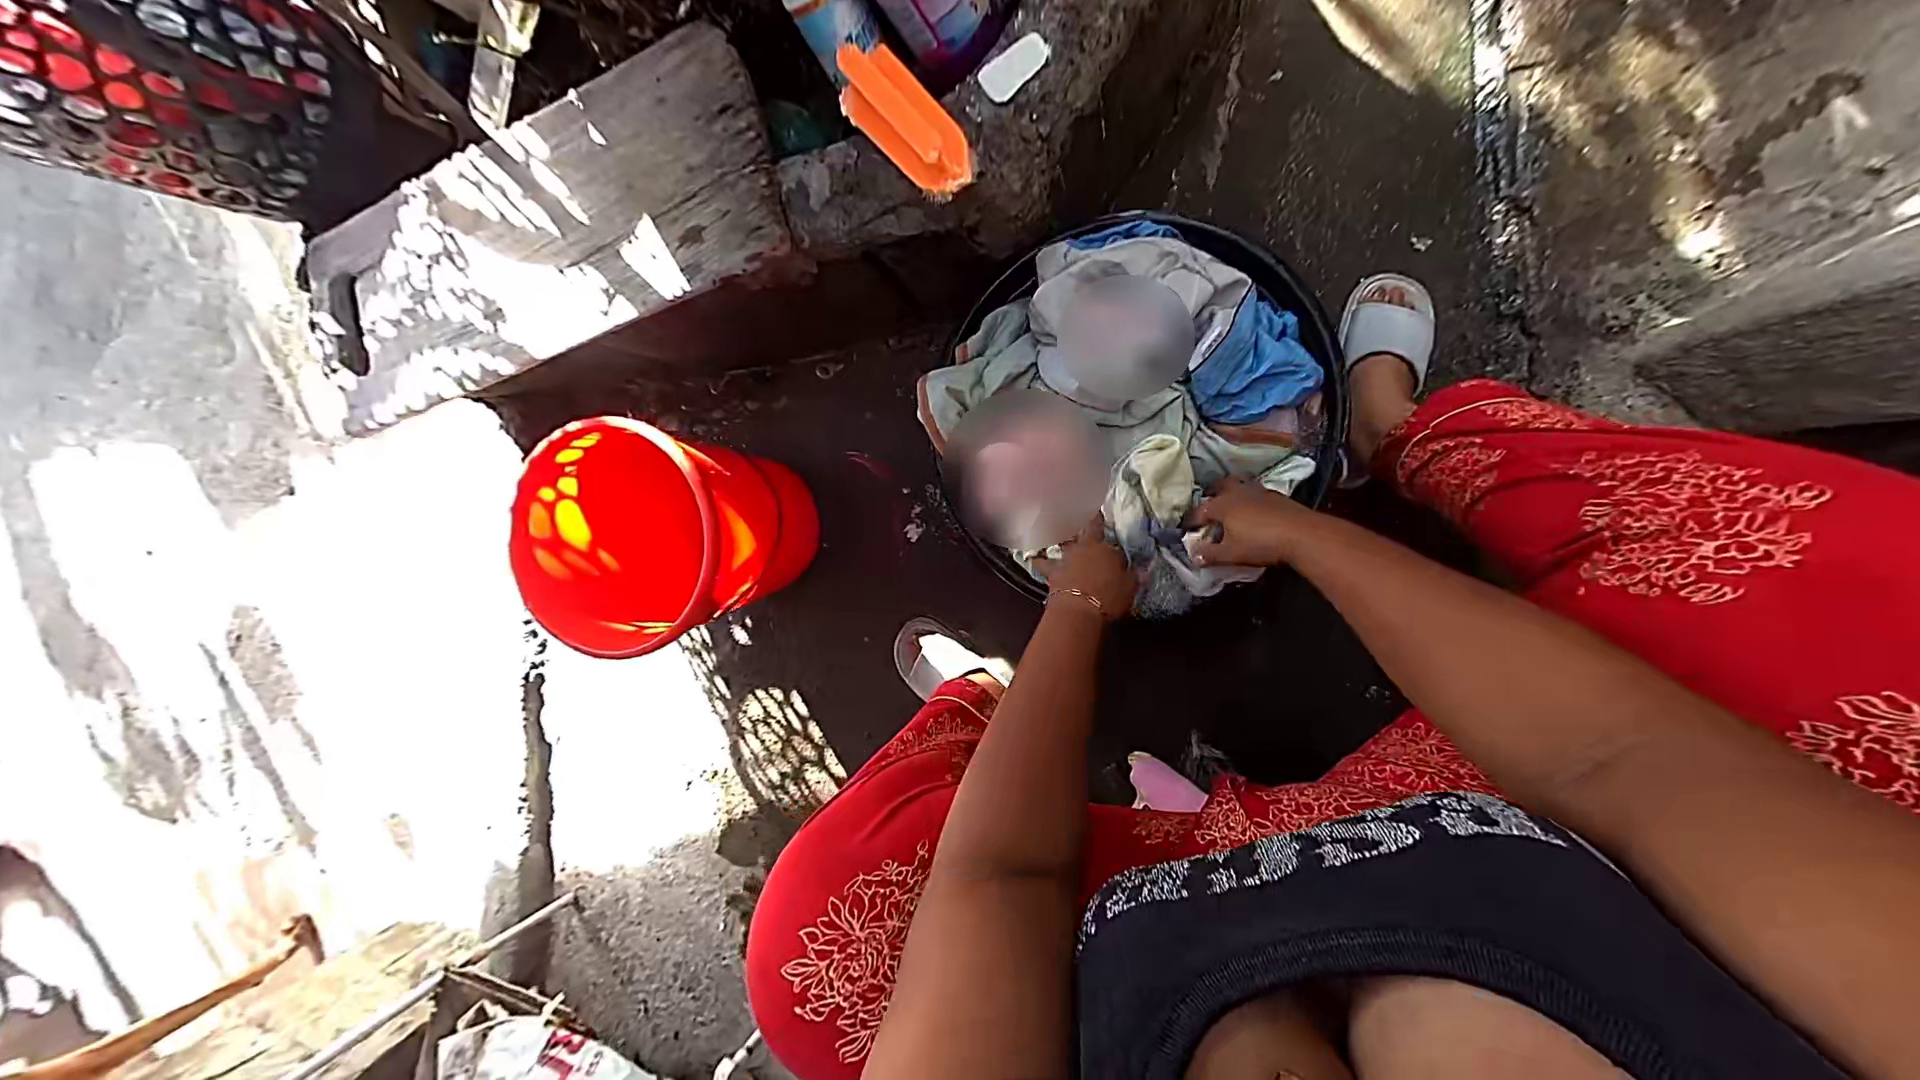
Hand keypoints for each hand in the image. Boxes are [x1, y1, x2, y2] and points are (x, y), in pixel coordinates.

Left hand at [1036, 517, 1134, 619]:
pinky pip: (1042, 563)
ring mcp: (1067, 557)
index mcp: (1105, 548)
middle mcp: (1085, 547)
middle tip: (1081, 512)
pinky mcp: (1052, 571)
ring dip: (1060, 535)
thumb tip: (1145, 568)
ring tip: (1055, 526)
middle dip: (1083, 521)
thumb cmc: (1110, 597)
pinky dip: (1038, 560)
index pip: (1106, 532)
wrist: (1080, 610)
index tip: (1101, 513)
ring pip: (1062, 541)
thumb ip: (1136, 575)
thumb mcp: (1130, 587)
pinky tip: (1032, 557)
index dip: (1102, 521)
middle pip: (1083, 530)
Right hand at [1188, 477, 1315, 566]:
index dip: (1190, 521)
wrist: (1304, 535)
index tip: (1186, 529)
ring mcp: (1260, 492)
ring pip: (1241, 485)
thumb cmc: (1261, 543)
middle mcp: (1238, 493)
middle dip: (1213, 494)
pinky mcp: (1278, 497)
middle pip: (1221, 485)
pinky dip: (1252, 499)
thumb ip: (1210, 555)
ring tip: (1233, 505)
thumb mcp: (1231, 554)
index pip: (1199, 511)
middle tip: (1210, 506)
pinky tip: (1256, 512)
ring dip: (1234, 492)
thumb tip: (1194, 556)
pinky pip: (1258, 493)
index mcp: (1222, 505)